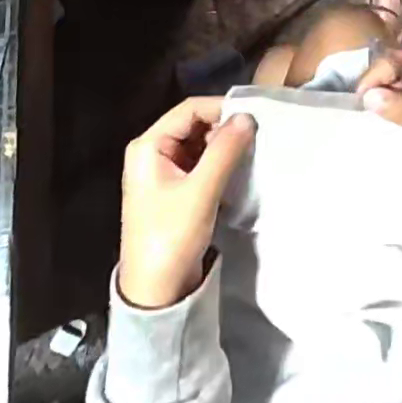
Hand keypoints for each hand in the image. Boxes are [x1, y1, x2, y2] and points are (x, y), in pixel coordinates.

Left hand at [116, 98, 255, 309]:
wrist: (154, 293)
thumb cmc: (171, 237)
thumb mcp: (201, 191)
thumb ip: (224, 151)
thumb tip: (247, 117)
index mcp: (148, 146)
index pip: (189, 110)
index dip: (220, 109)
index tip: (253, 118)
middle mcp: (151, 152)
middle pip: (193, 124)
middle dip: (223, 128)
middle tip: (254, 139)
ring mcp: (161, 172)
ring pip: (198, 144)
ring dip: (222, 146)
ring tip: (249, 154)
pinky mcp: (173, 189)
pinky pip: (198, 163)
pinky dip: (217, 163)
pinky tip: (237, 171)